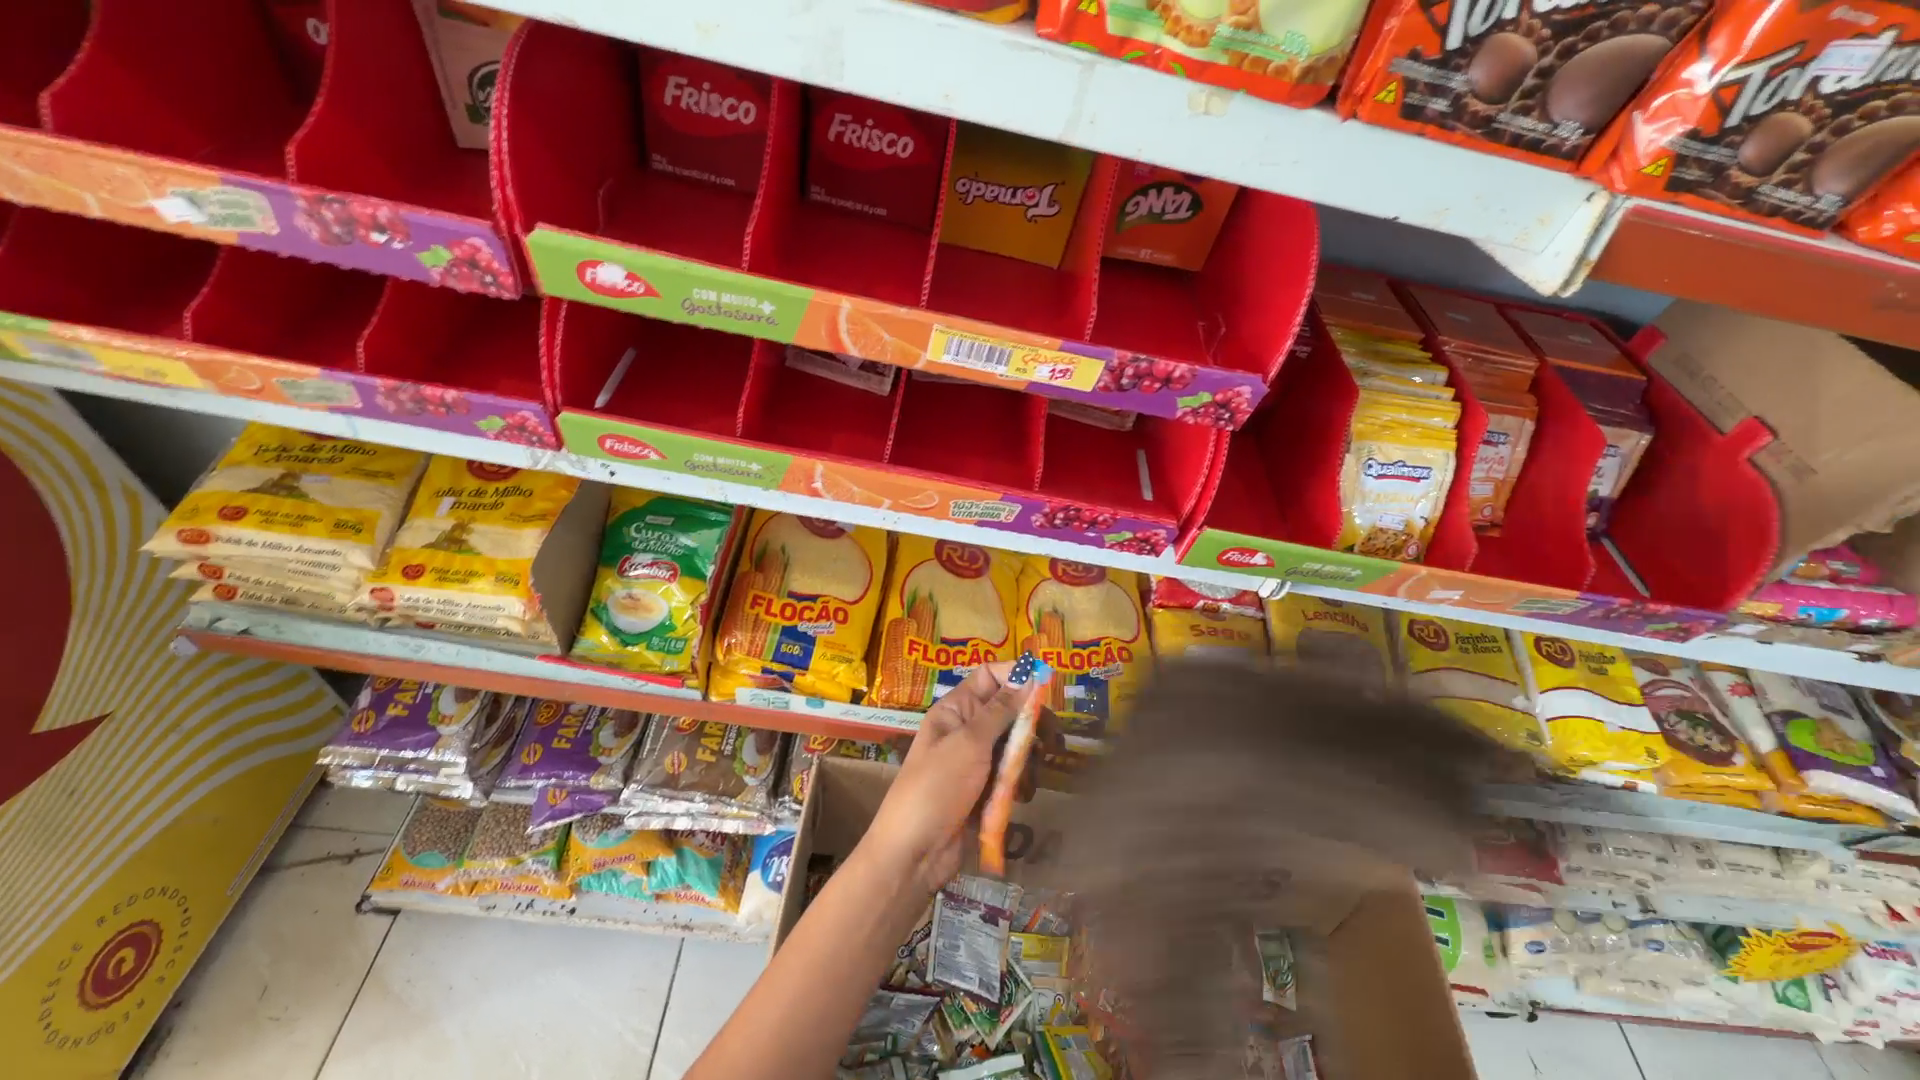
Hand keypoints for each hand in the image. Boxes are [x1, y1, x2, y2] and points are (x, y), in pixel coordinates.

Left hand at [862, 663, 1046, 895]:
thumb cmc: (937, 788)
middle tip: (1052, 739)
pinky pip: (1011, 778)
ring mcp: (975, 763)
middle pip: (1009, 713)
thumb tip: (1028, 674)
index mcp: (955, 710)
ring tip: (1028, 779)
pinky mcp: (984, 792)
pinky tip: (1021, 798)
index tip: (1048, 684)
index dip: (1016, 675)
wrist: (914, 852)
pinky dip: (1019, 785)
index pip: (989, 676)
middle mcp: (966, 731)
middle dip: (1031, 724)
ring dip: (1026, 760)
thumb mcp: (970, 742)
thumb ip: (1002, 710)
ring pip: (1015, 747)